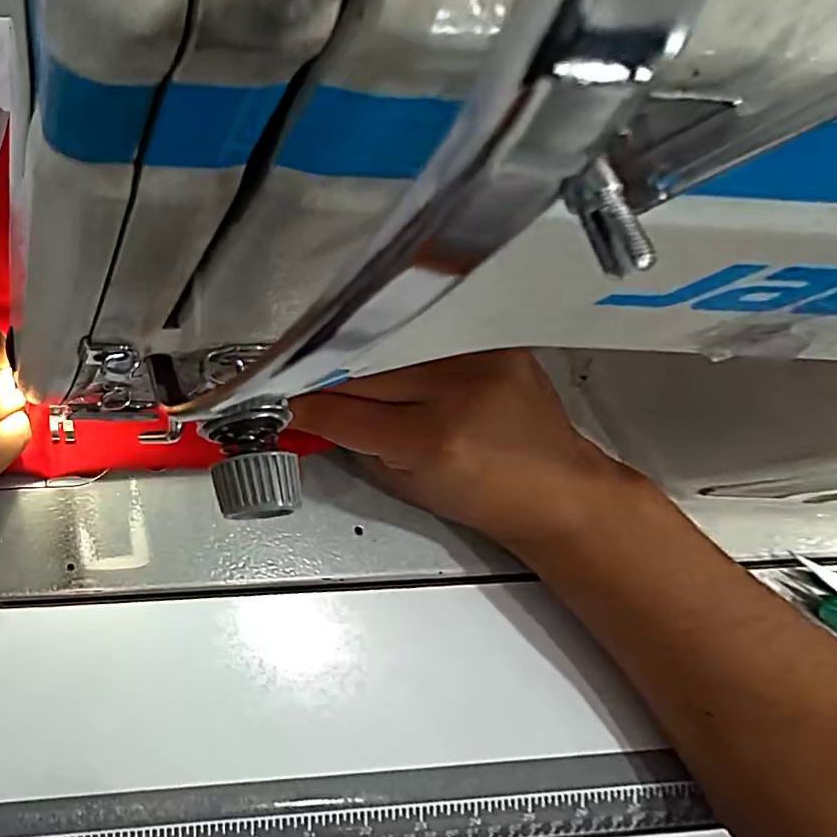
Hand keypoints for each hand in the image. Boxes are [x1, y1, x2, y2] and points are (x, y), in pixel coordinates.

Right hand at [289, 350, 653, 550]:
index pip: (340, 411)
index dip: (302, 408)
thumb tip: (307, 413)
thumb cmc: (484, 496)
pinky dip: (394, 353)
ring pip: (384, 351)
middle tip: (299, 389)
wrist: (556, 488)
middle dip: (322, 382)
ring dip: (355, 365)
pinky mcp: (492, 344)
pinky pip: (421, 340)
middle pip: (358, 372)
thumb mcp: (399, 481)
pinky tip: (385, 364)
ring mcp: (479, 360)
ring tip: (340, 378)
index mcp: (431, 439)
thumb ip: (350, 441)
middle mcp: (458, 390)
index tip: (280, 404)